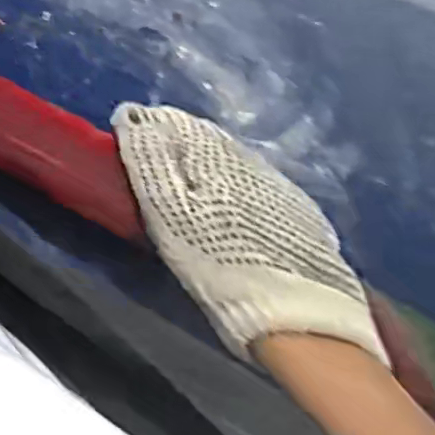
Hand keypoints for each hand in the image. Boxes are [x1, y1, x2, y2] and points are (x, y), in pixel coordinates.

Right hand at [112, 104, 387, 366]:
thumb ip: (149, 156)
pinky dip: (237, 185)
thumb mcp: (165, 206)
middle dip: (179, 143)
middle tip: (154, 165)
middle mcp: (254, 165)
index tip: (128, 140)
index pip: (175, 122)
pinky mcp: (306, 218)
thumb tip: (134, 115)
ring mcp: (286, 192)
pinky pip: (261, 184)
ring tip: (189, 185)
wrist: (297, 319)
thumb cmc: (212, 257)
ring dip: (209, 164)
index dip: (147, 126)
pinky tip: (229, 206)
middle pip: (208, 138)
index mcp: (216, 158)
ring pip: (235, 160)